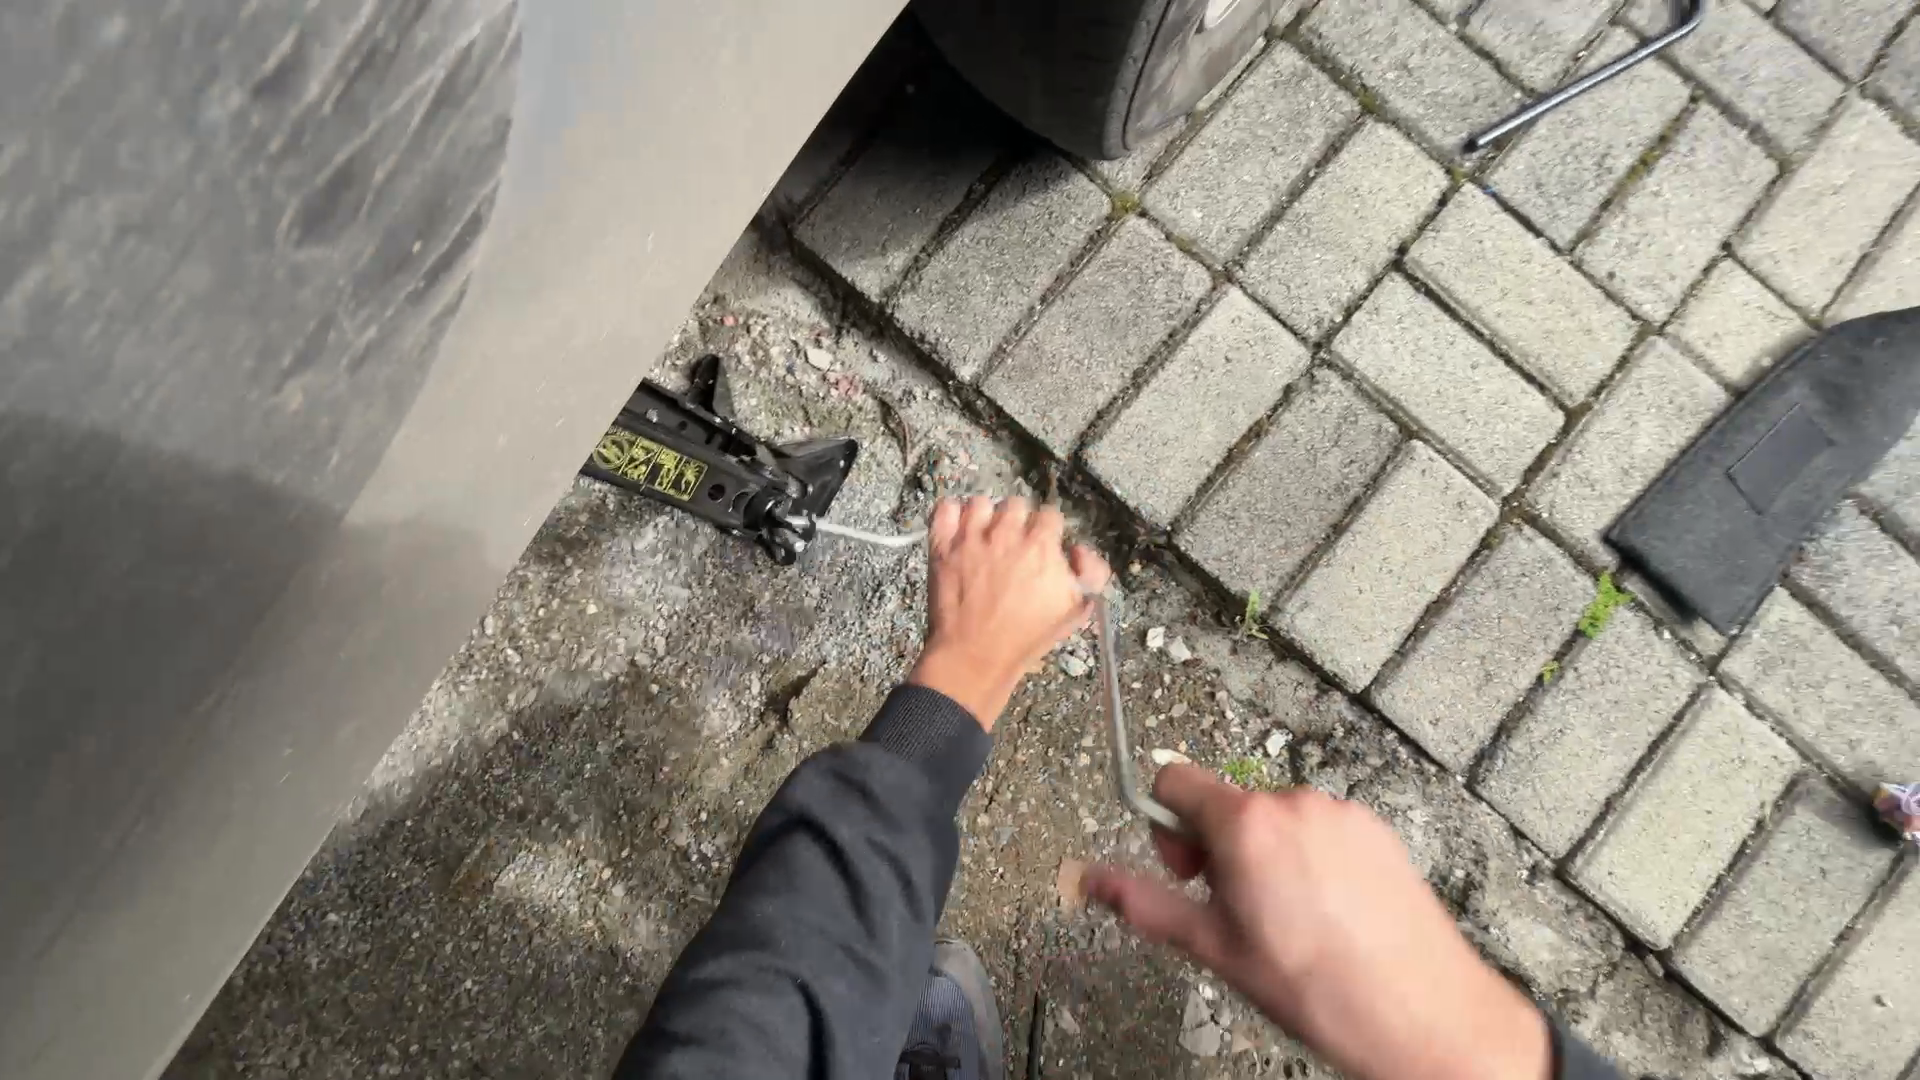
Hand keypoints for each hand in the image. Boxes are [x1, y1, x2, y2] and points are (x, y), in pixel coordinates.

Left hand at [906, 497, 1109, 730]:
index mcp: (1041, 545)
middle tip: (1012, 545)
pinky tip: (957, 530)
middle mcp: (1006, 533)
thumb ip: (1091, 573)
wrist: (975, 655)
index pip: (1050, 514)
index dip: (1047, 531)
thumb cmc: (1026, 637)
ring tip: (984, 538)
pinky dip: (950, 512)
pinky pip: (945, 507)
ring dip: (984, 516)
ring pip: (981, 502)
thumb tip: (1079, 549)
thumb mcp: (1074, 610)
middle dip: (1017, 521)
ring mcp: (971, 537)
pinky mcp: (942, 546)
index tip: (1041, 546)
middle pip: (1016, 504)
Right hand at [1083, 767, 1549, 1079]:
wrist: (1432, 1022)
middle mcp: (1288, 801)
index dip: (1167, 824)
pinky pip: (1315, 822)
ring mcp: (1335, 810)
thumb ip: (1146, 903)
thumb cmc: (1320, 991)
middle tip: (1240, 905)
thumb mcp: (1217, 949)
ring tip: (1291, 914)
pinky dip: (1307, 851)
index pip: (1171, 778)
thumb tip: (1090, 880)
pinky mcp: (1371, 825)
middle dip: (1216, 844)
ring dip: (1264, 850)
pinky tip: (1328, 906)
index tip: (1188, 869)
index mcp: (1243, 824)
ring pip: (1269, 815)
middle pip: (1222, 801)